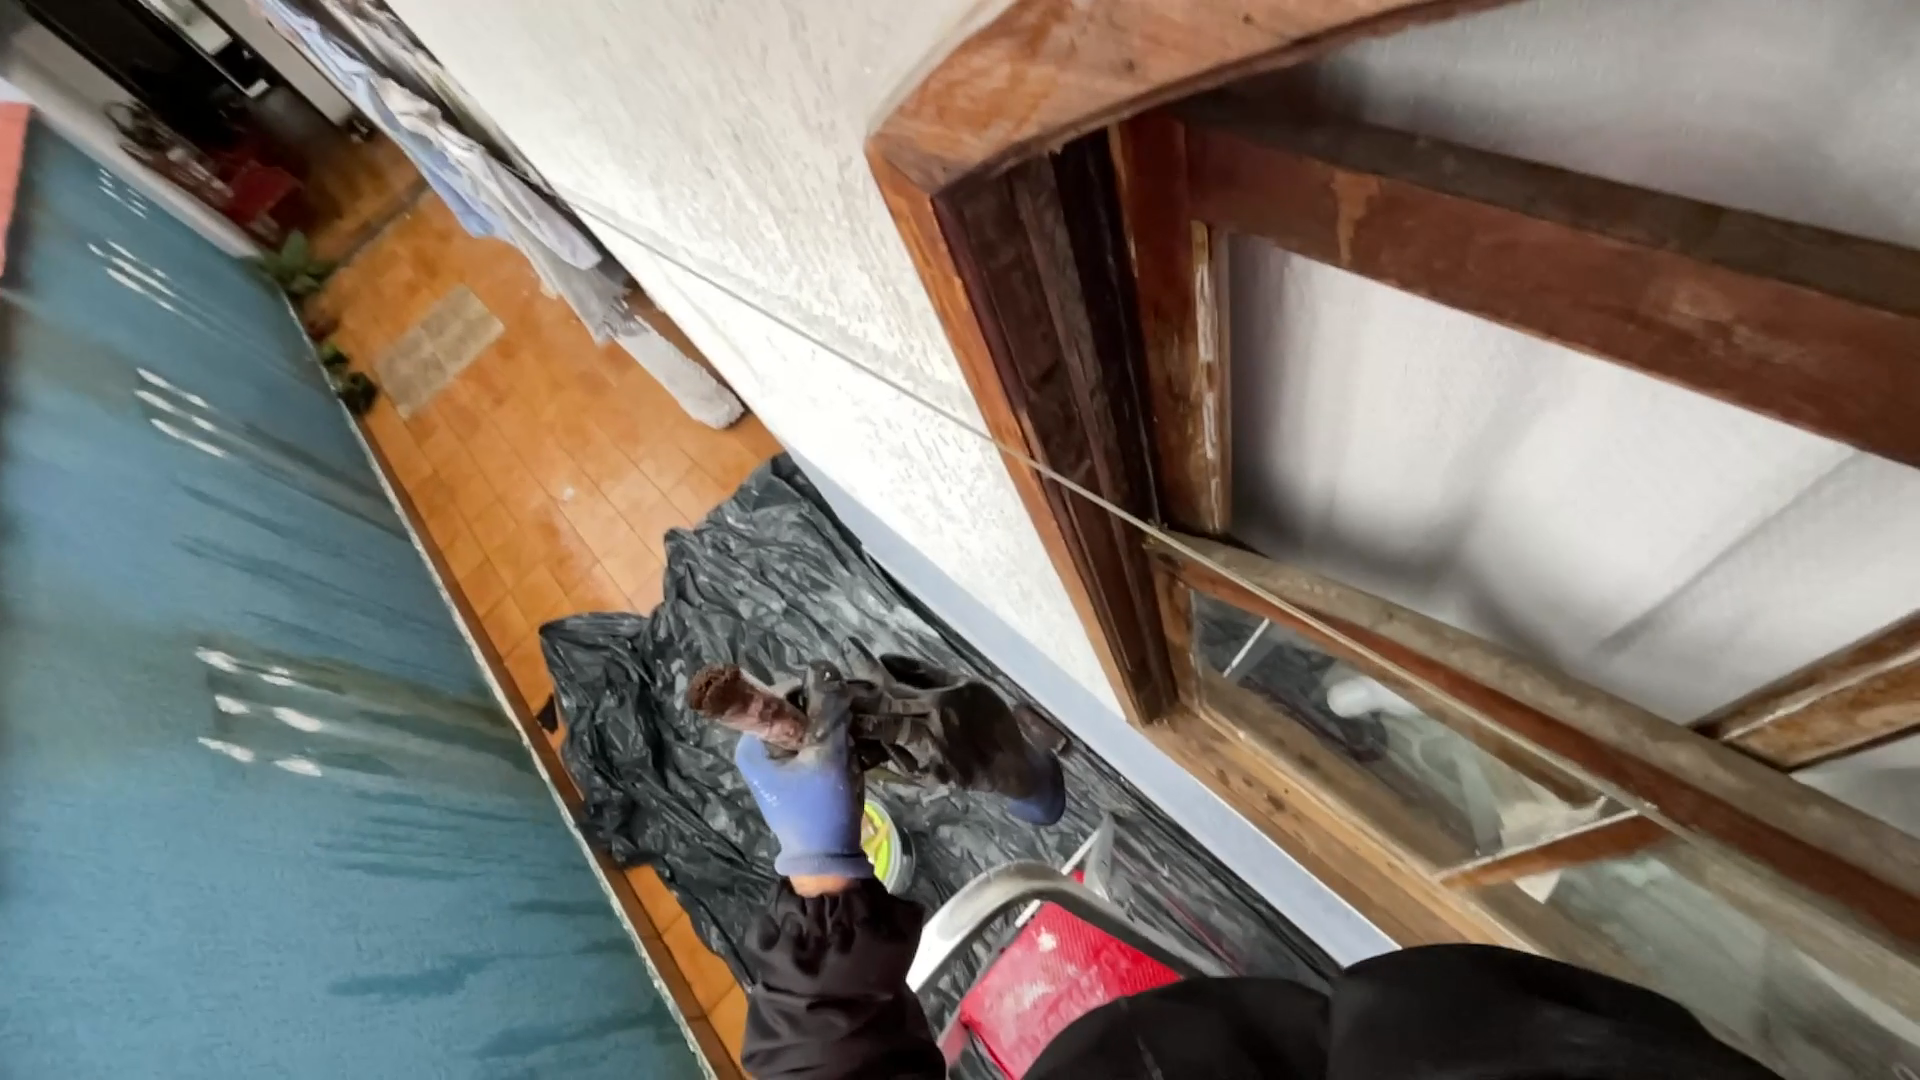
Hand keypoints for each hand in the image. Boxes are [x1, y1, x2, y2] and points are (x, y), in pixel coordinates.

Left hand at [734, 663, 871, 880]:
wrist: (827, 859)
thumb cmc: (821, 807)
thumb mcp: (827, 753)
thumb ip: (828, 708)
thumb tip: (826, 667)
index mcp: (752, 743)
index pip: (782, 694)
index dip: (814, 692)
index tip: (840, 703)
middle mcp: (757, 747)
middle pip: (795, 707)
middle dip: (825, 712)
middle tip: (849, 725)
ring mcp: (774, 761)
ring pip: (808, 723)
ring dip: (832, 728)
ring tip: (849, 742)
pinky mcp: (791, 771)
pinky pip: (811, 741)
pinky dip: (831, 742)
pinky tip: (847, 753)